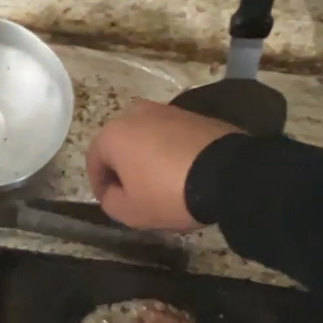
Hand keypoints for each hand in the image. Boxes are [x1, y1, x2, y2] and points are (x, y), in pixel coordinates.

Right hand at [86, 101, 243, 229]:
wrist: (228, 174)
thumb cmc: (168, 192)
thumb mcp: (130, 212)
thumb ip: (111, 201)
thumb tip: (113, 192)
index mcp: (113, 134)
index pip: (94, 160)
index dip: (99, 184)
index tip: (109, 201)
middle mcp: (136, 114)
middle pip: (121, 144)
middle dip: (124, 167)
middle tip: (134, 192)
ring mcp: (168, 111)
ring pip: (148, 138)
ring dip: (148, 157)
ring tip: (161, 183)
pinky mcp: (196, 116)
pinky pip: (173, 137)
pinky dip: (172, 152)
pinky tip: (183, 172)